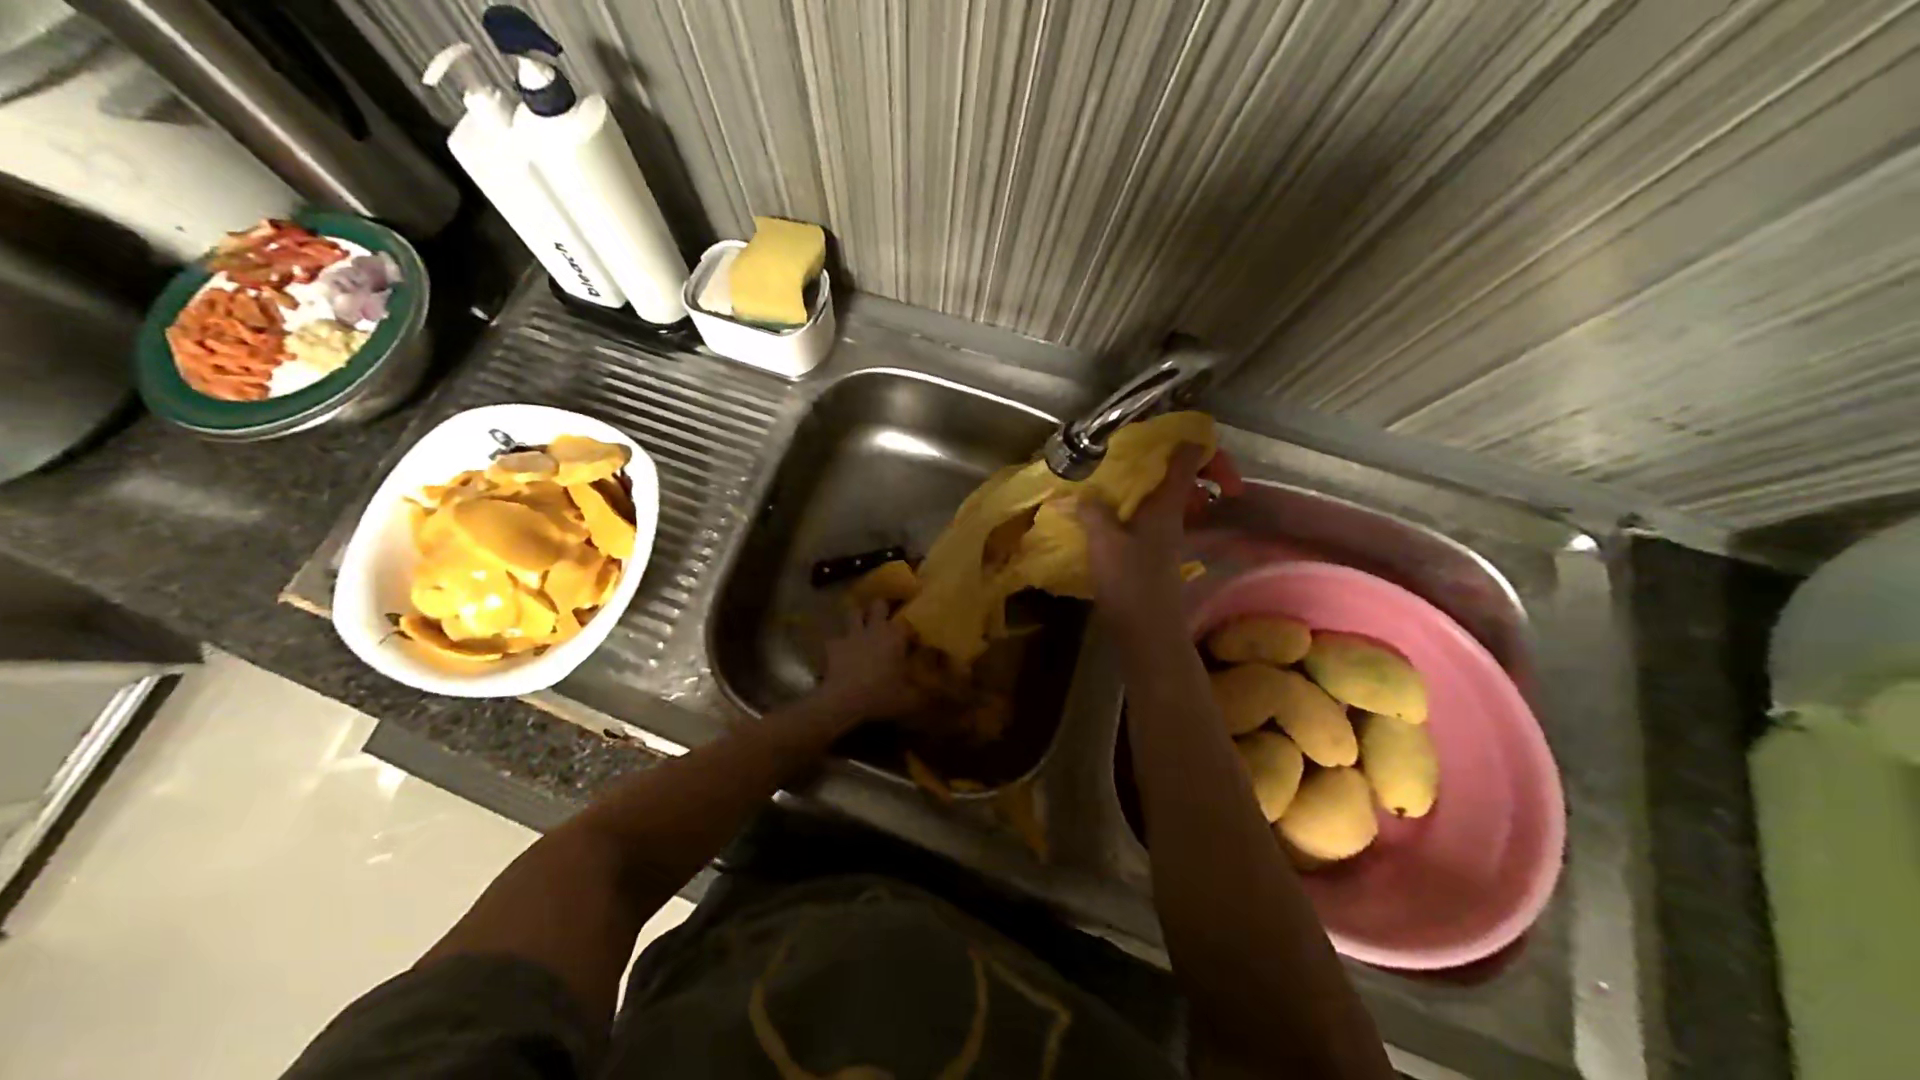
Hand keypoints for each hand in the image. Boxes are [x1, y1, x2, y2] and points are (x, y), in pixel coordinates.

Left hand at [816, 601, 927, 722]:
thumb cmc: (881, 696)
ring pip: (854, 613)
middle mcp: (875, 629)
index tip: (914, 640)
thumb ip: (928, 690)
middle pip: (879, 604)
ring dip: (860, 617)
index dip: (911, 629)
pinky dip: (840, 644)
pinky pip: (836, 638)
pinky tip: (843, 653)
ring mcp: (852, 635)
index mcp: (895, 636)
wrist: (843, 701)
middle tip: (888, 619)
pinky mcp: (833, 645)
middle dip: (884, 608)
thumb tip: (944, 688)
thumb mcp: (912, 698)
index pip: (908, 622)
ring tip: (864, 626)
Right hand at [1075, 443, 1208, 622]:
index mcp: (1165, 509)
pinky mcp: (1147, 557)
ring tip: (1110, 476)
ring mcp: (1159, 540)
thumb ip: (1092, 512)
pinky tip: (1103, 514)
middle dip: (1158, 463)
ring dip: (1139, 488)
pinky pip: (1141, 521)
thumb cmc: (1131, 581)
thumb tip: (1076, 494)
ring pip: (1154, 503)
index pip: (1183, 466)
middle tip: (1132, 447)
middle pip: (1172, 482)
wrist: (1145, 632)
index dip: (1186, 444)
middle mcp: (1168, 520)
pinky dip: (1127, 511)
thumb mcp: (1105, 541)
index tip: (1179, 426)